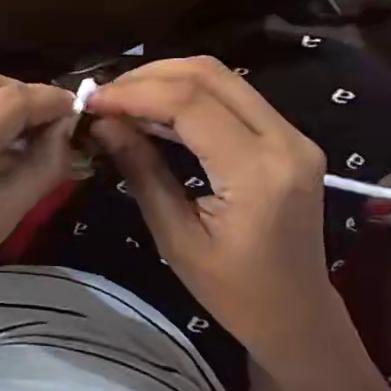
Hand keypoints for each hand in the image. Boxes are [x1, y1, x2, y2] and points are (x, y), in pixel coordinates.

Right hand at [83, 58, 340, 357]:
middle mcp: (286, 141)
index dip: (135, 94)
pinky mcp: (292, 138)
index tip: (93, 101)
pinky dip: (193, 95)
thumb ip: (143, 171)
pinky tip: (158, 111)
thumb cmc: (234, 293)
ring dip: (170, 80)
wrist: (297, 315)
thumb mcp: (177, 239)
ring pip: (225, 78)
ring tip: (124, 100)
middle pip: (210, 75)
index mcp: (257, 174)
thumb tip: (103, 124)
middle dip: (150, 76)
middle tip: (106, 95)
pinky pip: (237, 98)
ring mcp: (295, 136)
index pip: (190, 104)